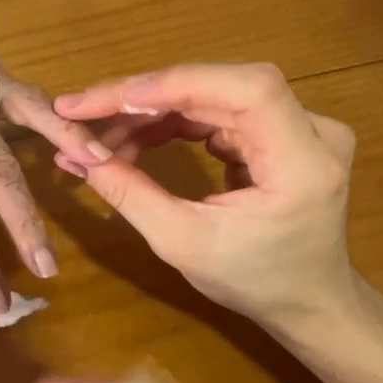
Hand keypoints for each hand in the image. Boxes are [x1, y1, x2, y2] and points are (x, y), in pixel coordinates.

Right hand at [53, 63, 358, 325]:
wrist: (305, 298)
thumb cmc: (250, 279)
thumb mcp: (180, 242)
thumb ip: (128, 193)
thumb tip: (72, 154)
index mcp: (303, 163)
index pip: (247, 92)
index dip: (177, 84)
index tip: (111, 101)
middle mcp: (311, 131)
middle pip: (221, 86)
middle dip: (146, 95)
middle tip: (81, 110)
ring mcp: (298, 126)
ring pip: (212, 94)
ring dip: (150, 110)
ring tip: (101, 136)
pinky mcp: (278, 130)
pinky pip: (214, 109)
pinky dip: (167, 121)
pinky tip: (133, 140)